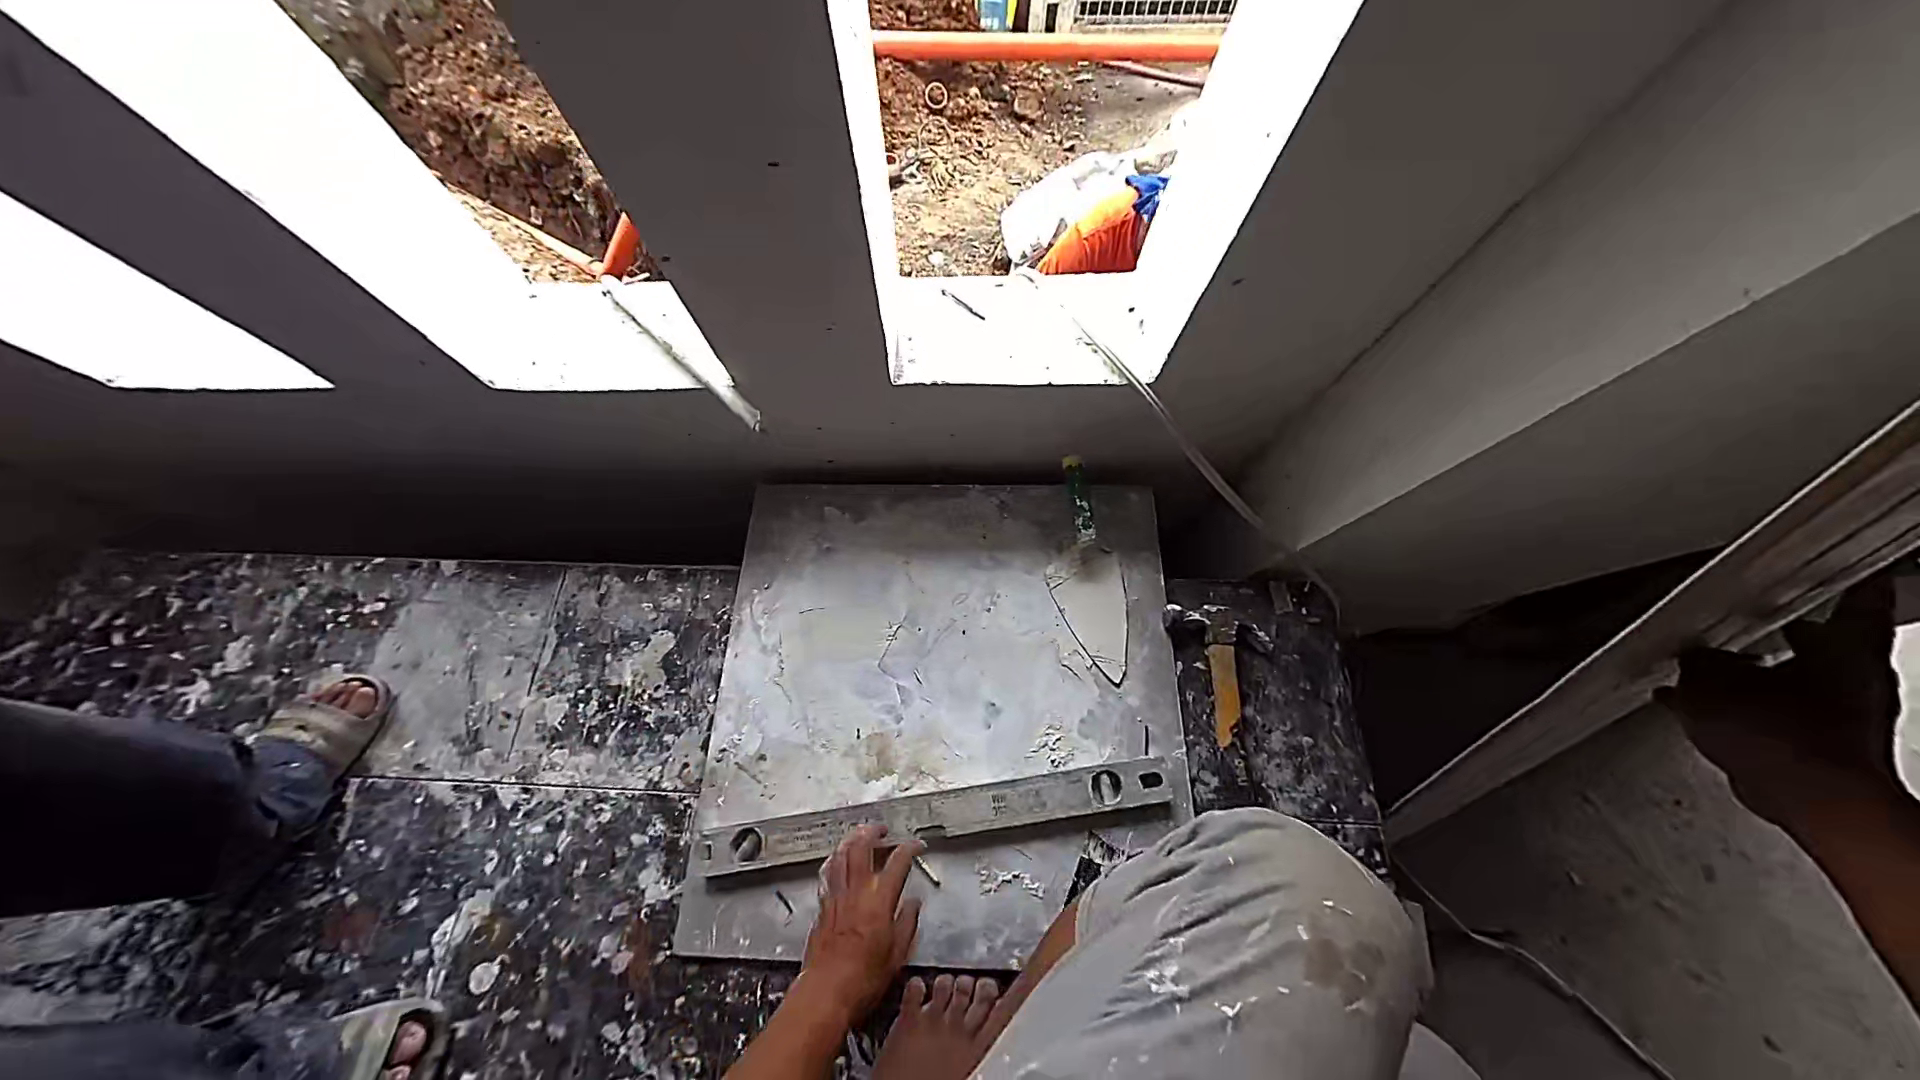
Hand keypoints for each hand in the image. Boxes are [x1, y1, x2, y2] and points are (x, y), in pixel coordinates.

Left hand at [798, 824, 923, 1024]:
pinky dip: (835, 860)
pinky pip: (828, 873)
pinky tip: (837, 860)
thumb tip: (913, 905)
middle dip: (873, 832)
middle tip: (882, 829)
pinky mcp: (823, 906)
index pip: (898, 862)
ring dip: (851, 840)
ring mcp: (837, 896)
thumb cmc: (861, 979)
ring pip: (841, 855)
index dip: (909, 849)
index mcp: (879, 900)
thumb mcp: (897, 954)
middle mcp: (857, 892)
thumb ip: (907, 923)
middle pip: (861, 847)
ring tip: (859, 835)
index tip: (916, 846)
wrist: (826, 992)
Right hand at [1655, 573, 1903, 828]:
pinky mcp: (1824, 749)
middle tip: (1765, 628)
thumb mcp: (1711, 681)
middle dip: (1792, 639)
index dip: (1860, 588)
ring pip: (1796, 684)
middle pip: (1826, 647)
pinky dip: (1748, 713)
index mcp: (1849, 653)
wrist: (1809, 798)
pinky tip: (1715, 716)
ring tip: (1716, 677)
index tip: (1869, 575)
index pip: (1860, 606)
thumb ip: (1702, 661)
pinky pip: (1777, 717)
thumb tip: (1698, 657)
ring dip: (1760, 679)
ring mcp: (1846, 719)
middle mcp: (1861, 683)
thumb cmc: (1783, 738)